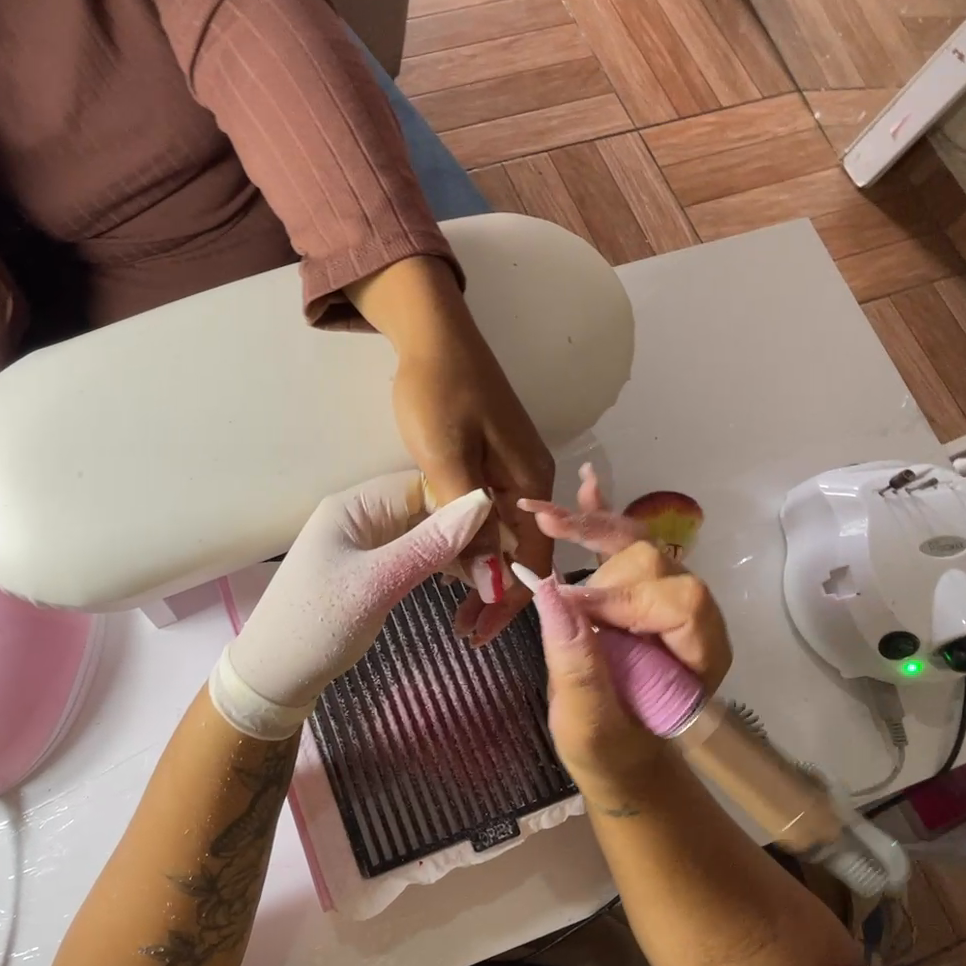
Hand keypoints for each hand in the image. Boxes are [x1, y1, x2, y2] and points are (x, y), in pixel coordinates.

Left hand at [208, 472, 492, 739]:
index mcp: (357, 504)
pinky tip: (469, 584)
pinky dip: (444, 567)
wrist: (274, 676)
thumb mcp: (376, 584)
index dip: (470, 507)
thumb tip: (483, 502)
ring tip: (494, 583)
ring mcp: (369, 542)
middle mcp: (364, 514)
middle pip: (432, 508)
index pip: (428, 486)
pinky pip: (419, 555)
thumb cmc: (316, 627)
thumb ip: (429, 545)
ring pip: (429, 534)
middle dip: (471, 535)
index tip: (509, 538)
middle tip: (507, 568)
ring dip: (462, 554)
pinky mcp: (374, 568)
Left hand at [347, 256, 555, 646]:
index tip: (481, 632)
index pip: (534, 558)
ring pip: (505, 536)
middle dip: (496, 593)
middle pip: (522, 552)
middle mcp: (532, 478)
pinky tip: (451, 561)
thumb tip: (493, 583)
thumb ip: (467, 520)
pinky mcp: (494, 460)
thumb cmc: (438, 392)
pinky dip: (474, 542)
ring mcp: (514, 467)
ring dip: (483, 572)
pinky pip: (492, 514)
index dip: (511, 601)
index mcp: (530, 479)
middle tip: (464, 628)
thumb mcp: (446, 458)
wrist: (432, 333)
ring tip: (457, 607)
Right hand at [516, 467, 731, 791]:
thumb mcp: (590, 723)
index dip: (621, 599)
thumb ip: (577, 664)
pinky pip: (622, 543)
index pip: (676, 601)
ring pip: (635, 545)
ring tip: (542, 514)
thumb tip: (550, 593)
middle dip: (601, 574)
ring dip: (590, 526)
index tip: (570, 612)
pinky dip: (599, 516)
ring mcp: (661, 598)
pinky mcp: (635, 590)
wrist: (617, 754)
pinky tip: (584, 483)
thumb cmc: (609, 749)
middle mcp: (690, 616)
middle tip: (553, 587)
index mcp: (699, 652)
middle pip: (655, 566)